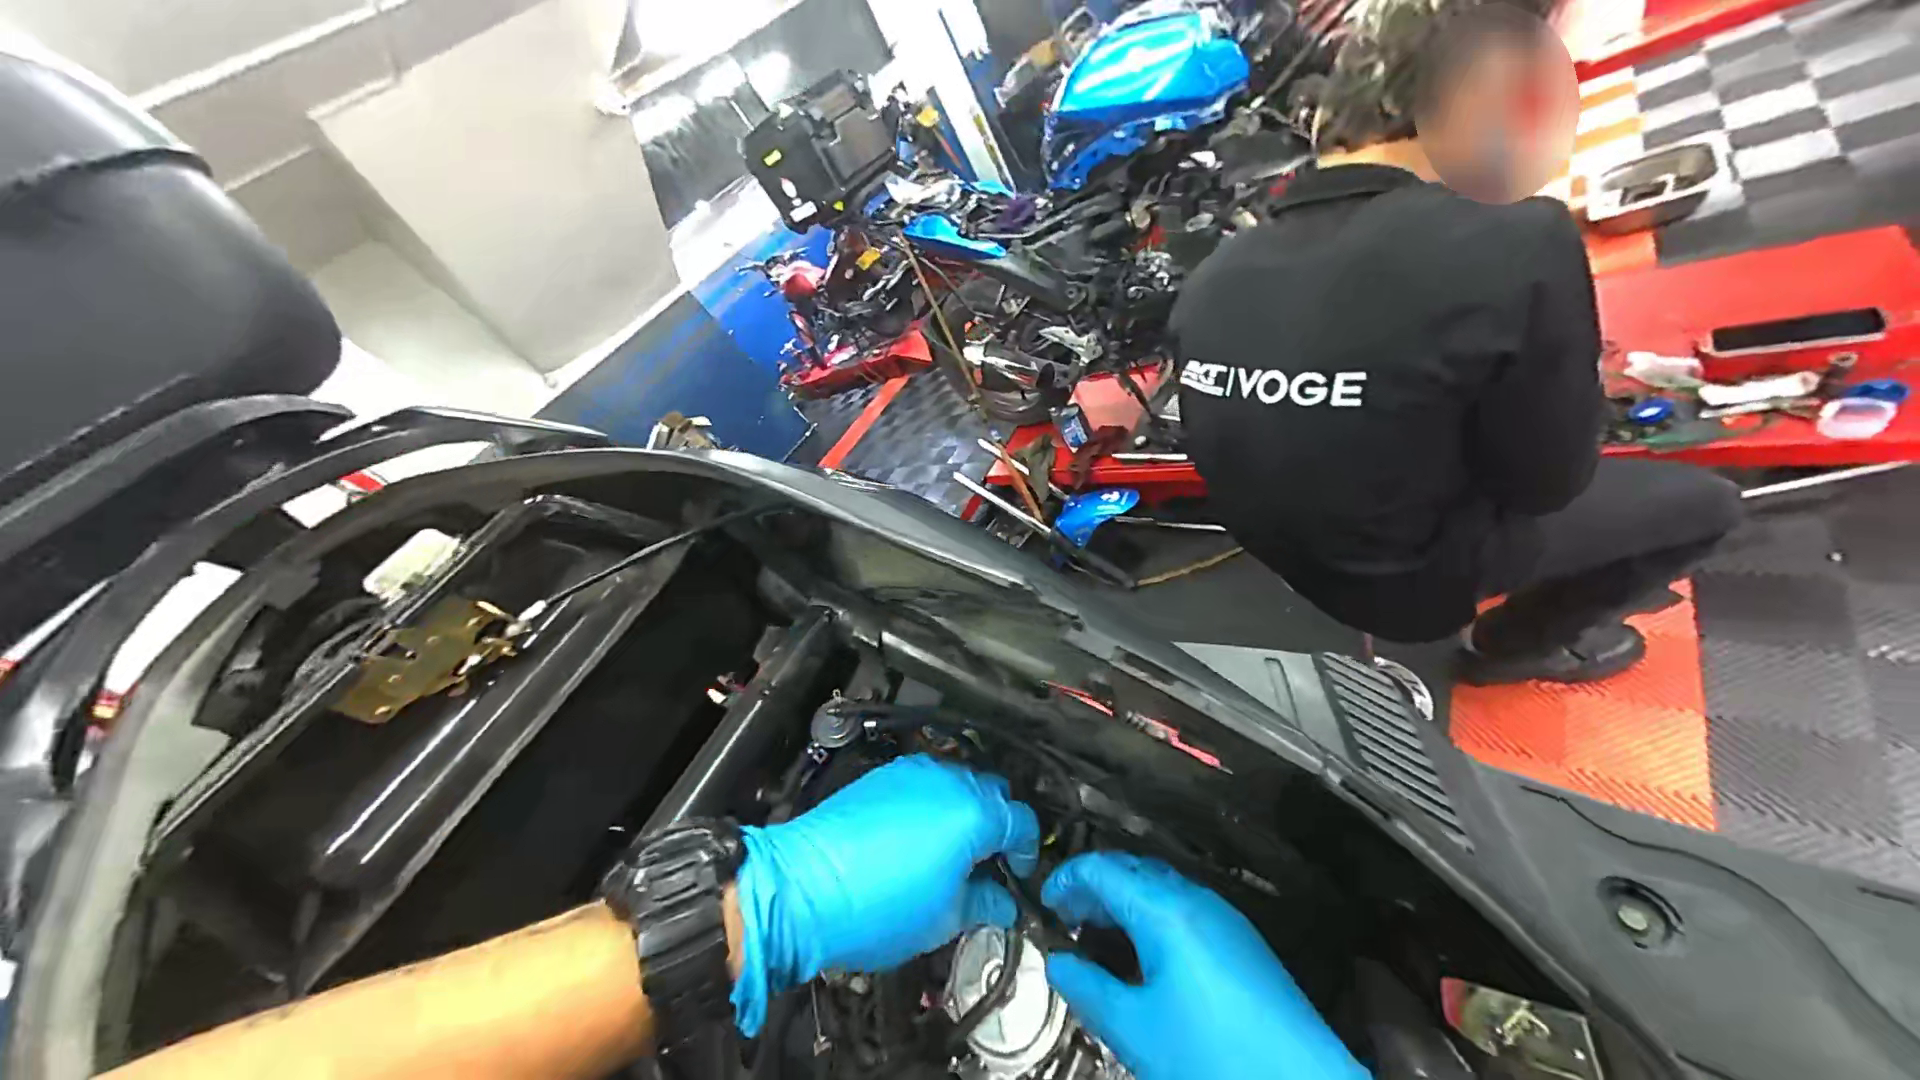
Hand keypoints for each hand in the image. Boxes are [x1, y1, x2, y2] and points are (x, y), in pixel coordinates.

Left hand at [731, 755, 1038, 1034]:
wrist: (803, 888)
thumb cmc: (873, 905)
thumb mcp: (945, 918)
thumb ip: (985, 902)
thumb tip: (1000, 901)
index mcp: (974, 812)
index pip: (1022, 820)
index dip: (1027, 850)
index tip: (1019, 872)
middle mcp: (948, 781)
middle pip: (994, 794)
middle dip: (999, 825)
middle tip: (991, 862)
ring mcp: (914, 774)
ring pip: (959, 784)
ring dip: (966, 811)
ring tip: (953, 852)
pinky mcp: (885, 776)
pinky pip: (925, 782)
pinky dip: (934, 803)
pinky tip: (921, 837)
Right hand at [1042, 853, 1367, 1079]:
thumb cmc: (1214, 1060)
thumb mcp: (1137, 1030)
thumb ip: (1088, 989)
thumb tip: (1057, 962)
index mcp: (1166, 908)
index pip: (1103, 869)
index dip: (1066, 879)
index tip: (1044, 903)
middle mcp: (1195, 898)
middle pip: (1131, 871)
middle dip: (1093, 888)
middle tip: (1066, 920)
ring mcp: (1223, 917)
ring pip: (1158, 888)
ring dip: (1122, 902)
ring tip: (1098, 937)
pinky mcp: (1241, 942)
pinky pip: (1182, 909)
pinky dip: (1149, 917)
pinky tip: (1143, 956)